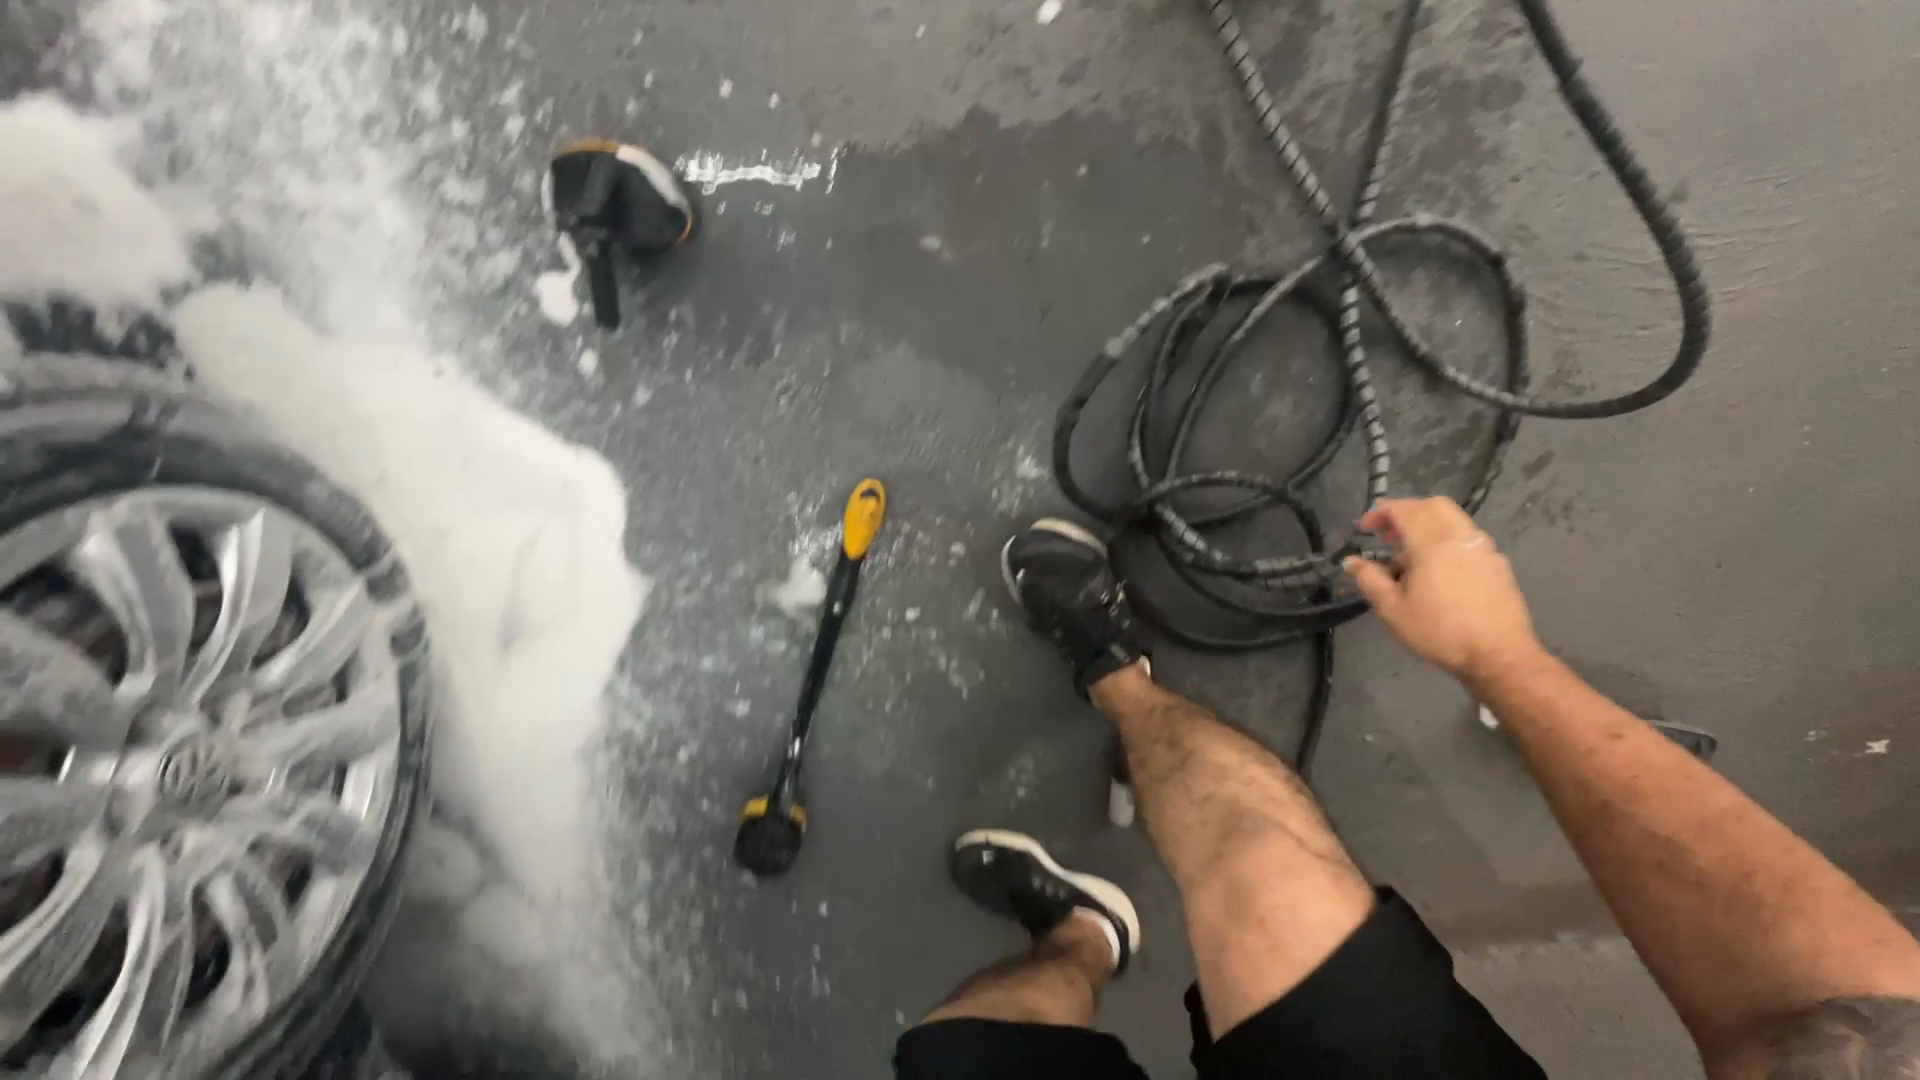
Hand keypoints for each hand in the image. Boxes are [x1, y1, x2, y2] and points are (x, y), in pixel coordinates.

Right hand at [1342, 498, 1542, 682]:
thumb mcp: (1392, 609)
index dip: (1380, 512)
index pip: (1404, 509)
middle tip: (1387, 534)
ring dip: (1427, 525)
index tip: (1364, 528)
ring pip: (1454, 519)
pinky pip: (1467, 537)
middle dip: (1406, 512)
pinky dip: (1446, 539)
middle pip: (1433, 505)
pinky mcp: (1497, 563)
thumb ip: (1369, 580)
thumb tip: (1351, 561)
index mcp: (1433, 544)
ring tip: (1410, 554)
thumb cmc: (1440, 632)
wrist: (1499, 654)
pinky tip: (1438, 569)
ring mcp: (1484, 549)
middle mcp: (1461, 538)